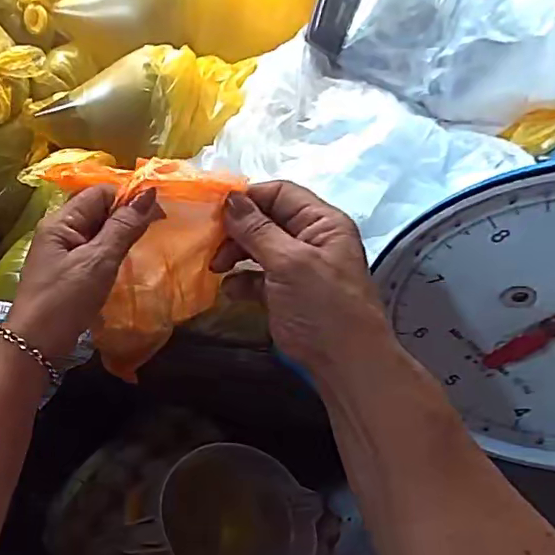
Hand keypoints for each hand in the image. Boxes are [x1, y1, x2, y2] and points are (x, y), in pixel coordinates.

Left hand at [4, 184, 162, 360]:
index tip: (156, 215)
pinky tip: (123, 267)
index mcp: (60, 222)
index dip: (127, 198)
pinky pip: (92, 254)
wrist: (35, 344)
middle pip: (97, 211)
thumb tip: (148, 193)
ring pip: (97, 234)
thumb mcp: (98, 261)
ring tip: (142, 249)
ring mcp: (60, 254)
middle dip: (126, 218)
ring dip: (120, 238)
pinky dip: (110, 256)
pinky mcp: (65, 274)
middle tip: (155, 233)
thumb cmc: (65, 300)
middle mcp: (57, 232)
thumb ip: (123, 227)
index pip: (99, 193)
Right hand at [211, 182, 390, 373]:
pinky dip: (238, 280)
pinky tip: (230, 290)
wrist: (343, 360)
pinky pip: (253, 275)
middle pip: (263, 219)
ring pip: (254, 247)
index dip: (247, 198)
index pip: (280, 194)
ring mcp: (294, 266)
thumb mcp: (290, 262)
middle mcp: (308, 238)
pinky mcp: (281, 291)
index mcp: (321, 222)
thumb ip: (258, 229)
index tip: (213, 211)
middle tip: (211, 246)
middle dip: (235, 230)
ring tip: (216, 269)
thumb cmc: (323, 306)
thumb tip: (230, 200)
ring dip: (232, 254)